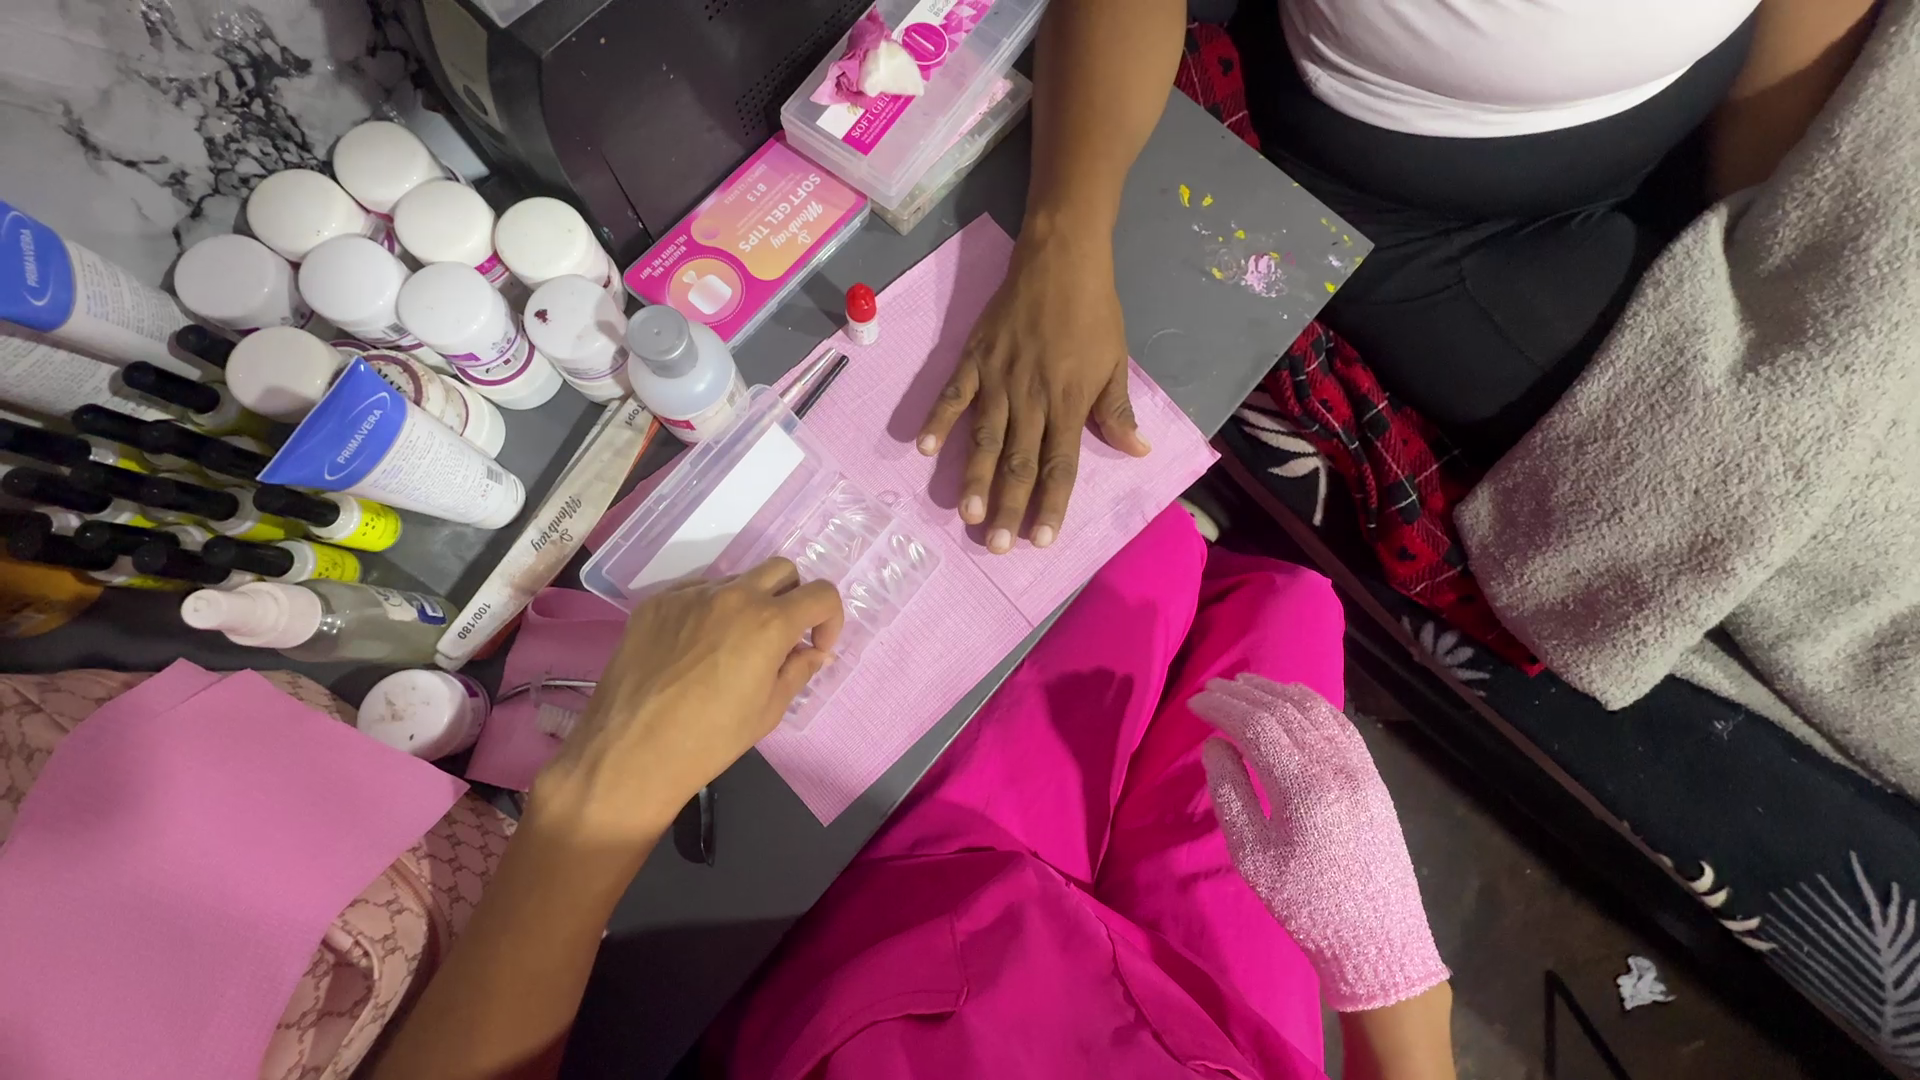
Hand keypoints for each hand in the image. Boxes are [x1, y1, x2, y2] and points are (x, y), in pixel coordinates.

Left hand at [530, 559, 842, 853]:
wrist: (629, 754)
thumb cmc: (709, 740)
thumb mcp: (769, 710)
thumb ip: (799, 670)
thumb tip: (814, 651)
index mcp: (769, 622)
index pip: (821, 594)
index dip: (830, 619)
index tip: (816, 647)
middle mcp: (733, 595)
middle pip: (782, 570)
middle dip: (793, 598)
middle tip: (782, 637)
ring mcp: (690, 595)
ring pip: (737, 580)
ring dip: (750, 604)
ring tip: (732, 646)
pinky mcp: (657, 602)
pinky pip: (697, 593)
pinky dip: (710, 611)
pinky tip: (695, 648)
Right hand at [917, 226, 1150, 552]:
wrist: (1060, 259)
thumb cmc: (1093, 313)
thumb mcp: (1116, 362)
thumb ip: (1118, 411)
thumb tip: (1137, 451)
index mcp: (1069, 402)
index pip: (1060, 464)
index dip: (1051, 505)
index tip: (1040, 540)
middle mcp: (1033, 398)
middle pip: (1020, 461)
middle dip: (1009, 506)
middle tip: (996, 545)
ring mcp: (998, 379)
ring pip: (986, 437)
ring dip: (976, 477)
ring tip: (966, 513)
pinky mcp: (973, 359)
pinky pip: (953, 395)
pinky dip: (939, 420)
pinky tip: (925, 449)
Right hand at [1192, 675, 1449, 1011]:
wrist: (1378, 940)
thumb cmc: (1305, 903)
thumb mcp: (1251, 855)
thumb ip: (1229, 792)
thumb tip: (1214, 744)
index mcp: (1303, 788)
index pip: (1255, 725)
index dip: (1221, 707)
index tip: (1194, 703)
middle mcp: (1336, 767)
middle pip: (1282, 710)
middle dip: (1242, 693)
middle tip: (1210, 688)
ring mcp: (1360, 769)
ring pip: (1313, 710)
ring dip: (1275, 690)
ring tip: (1243, 684)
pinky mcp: (1374, 777)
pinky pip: (1340, 724)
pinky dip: (1311, 703)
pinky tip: (1292, 697)